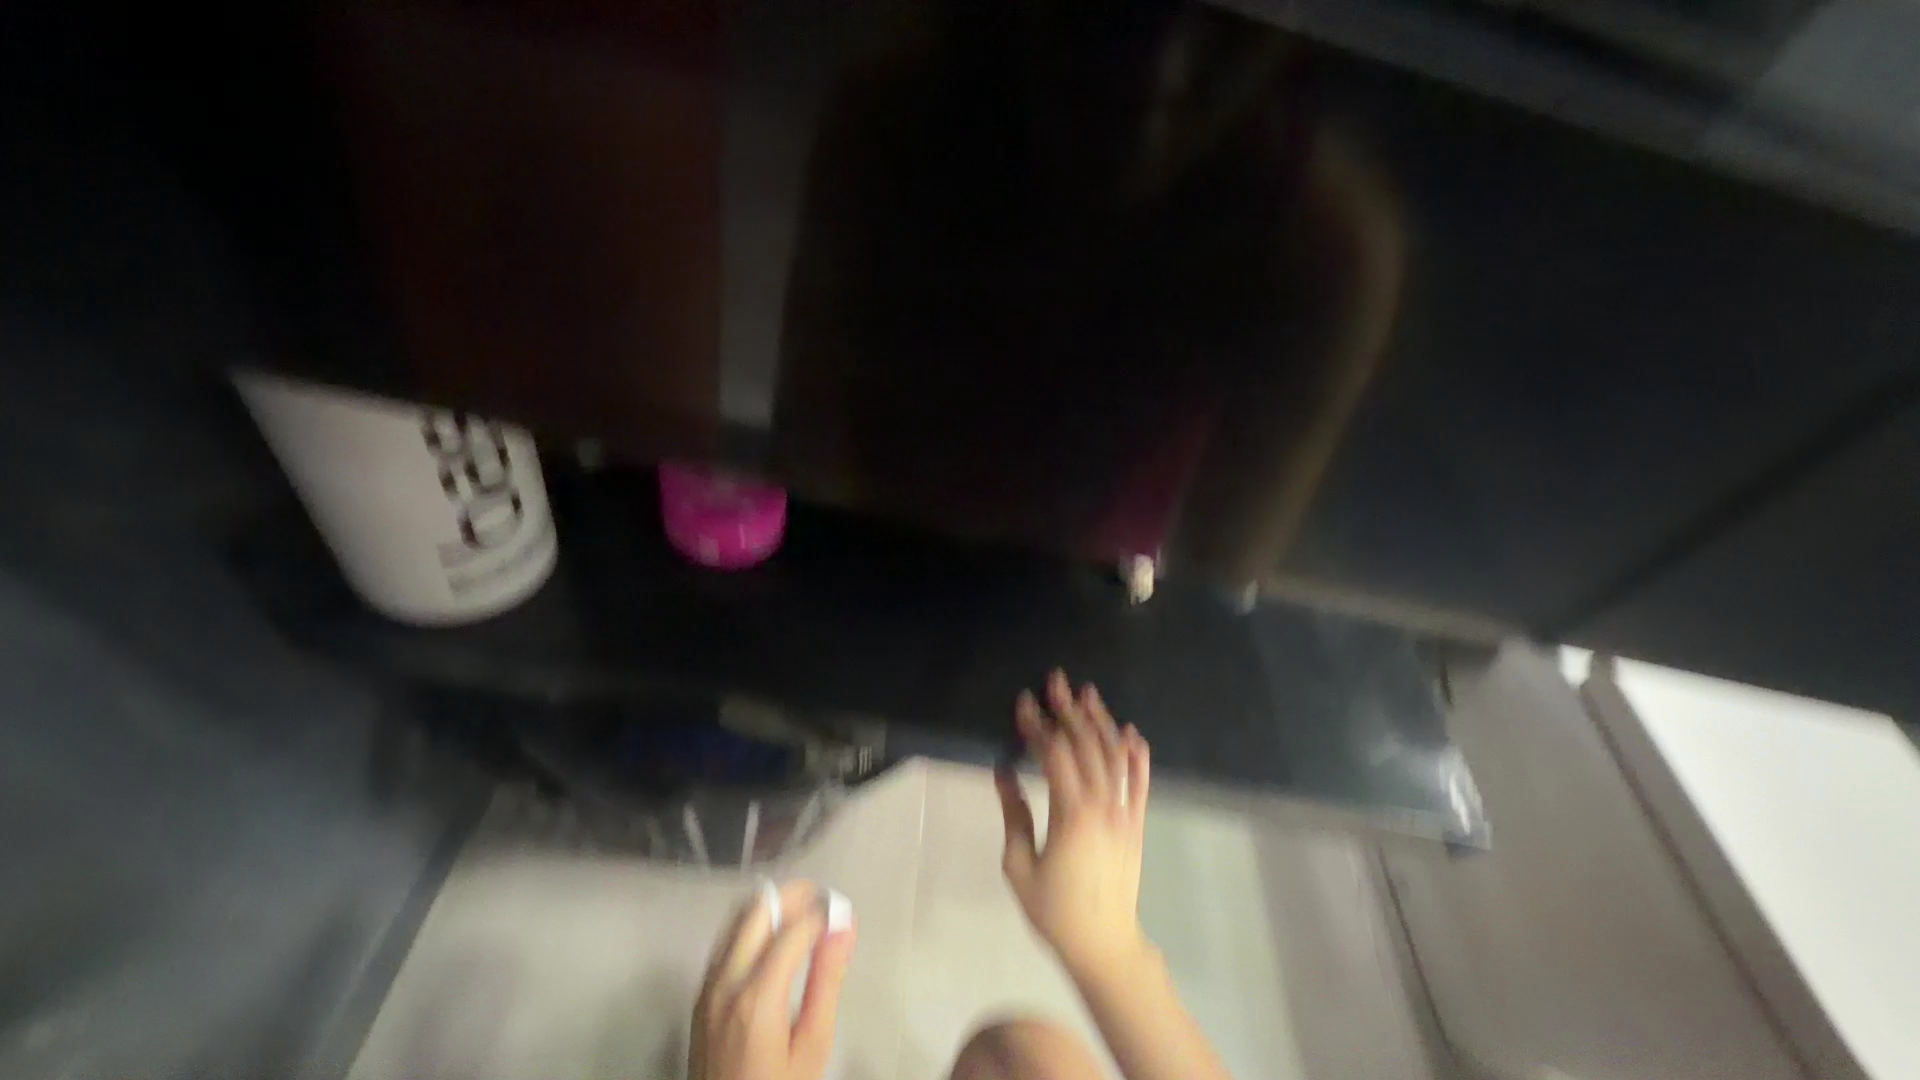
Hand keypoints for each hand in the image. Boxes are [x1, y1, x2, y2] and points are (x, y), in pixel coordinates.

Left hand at [690, 880, 855, 1079]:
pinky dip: (751, 924)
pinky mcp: (700, 993)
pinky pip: (725, 939)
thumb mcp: (813, 1044)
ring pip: (737, 916)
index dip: (823, 911)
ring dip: (771, 905)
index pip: (794, 928)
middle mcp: (726, 981)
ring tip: (801, 914)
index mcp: (758, 996)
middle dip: (794, 895)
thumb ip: (827, 980)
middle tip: (823, 901)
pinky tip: (773, 937)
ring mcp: (707, 985)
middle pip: (759, 908)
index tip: (843, 913)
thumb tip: (844, 927)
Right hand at [998, 670, 1152, 983]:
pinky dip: (1136, 754)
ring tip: (1088, 693)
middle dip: (1069, 710)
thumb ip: (1014, 814)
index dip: (1037, 725)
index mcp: (1070, 814)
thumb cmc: (1054, 910)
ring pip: (1114, 756)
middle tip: (1056, 680)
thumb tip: (1003, 771)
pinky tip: (1129, 731)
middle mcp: (1103, 806)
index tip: (1023, 703)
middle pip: (1086, 745)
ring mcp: (1125, 813)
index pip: (1053, 754)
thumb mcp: (1018, 866)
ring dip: (1101, 722)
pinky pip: (1140, 781)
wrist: (1103, 943)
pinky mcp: (1137, 823)